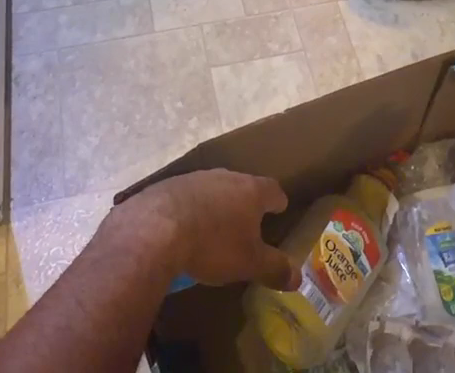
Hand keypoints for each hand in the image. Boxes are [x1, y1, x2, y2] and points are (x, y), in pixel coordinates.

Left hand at [112, 170, 296, 289]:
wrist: (156, 228)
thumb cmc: (213, 244)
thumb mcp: (249, 263)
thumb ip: (274, 268)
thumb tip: (297, 277)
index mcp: (250, 190)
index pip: (273, 190)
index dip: (278, 201)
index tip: (280, 209)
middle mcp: (224, 176)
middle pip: (242, 185)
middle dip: (246, 202)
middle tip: (248, 222)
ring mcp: (194, 178)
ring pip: (214, 189)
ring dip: (217, 205)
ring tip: (216, 226)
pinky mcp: (168, 186)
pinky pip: (187, 196)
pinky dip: (191, 209)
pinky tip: (185, 228)